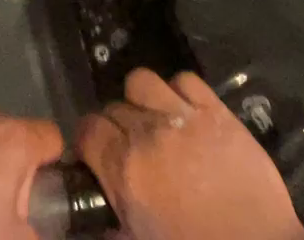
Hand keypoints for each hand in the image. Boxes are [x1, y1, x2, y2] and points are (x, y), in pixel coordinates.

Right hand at [77, 69, 303, 239]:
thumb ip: (112, 224)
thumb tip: (95, 215)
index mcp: (125, 170)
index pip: (87, 130)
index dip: (88, 141)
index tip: (97, 154)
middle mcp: (149, 134)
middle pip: (113, 107)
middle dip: (115, 126)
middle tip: (130, 147)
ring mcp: (184, 117)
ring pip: (142, 81)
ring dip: (141, 100)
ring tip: (153, 120)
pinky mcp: (216, 111)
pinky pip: (185, 79)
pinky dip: (179, 91)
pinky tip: (185, 113)